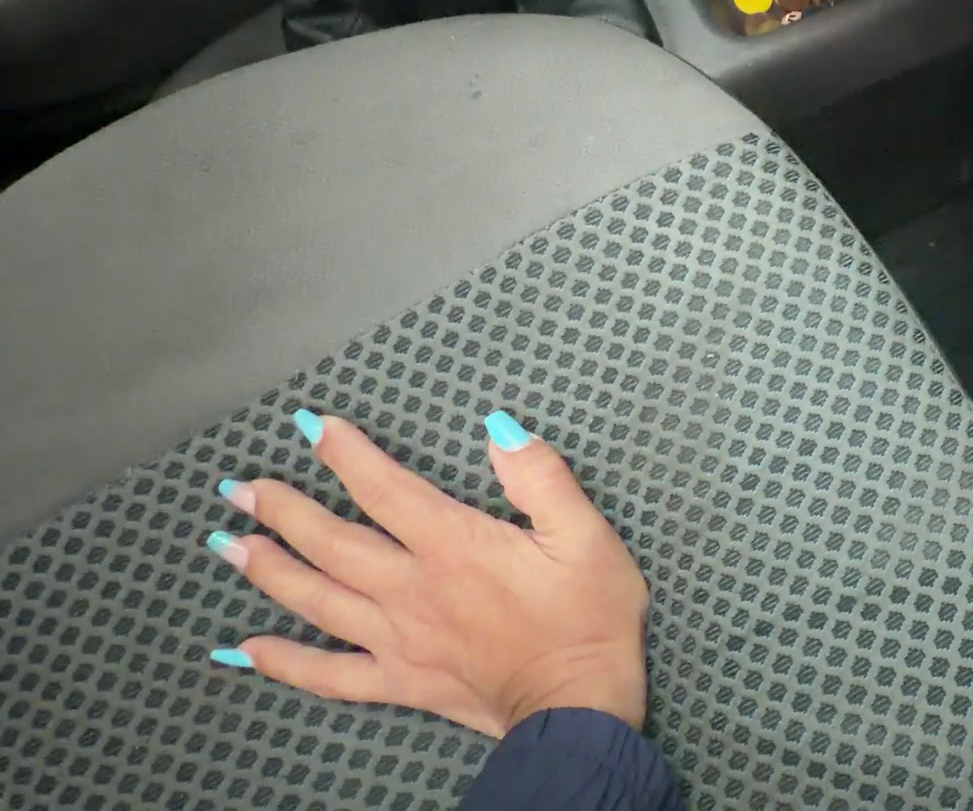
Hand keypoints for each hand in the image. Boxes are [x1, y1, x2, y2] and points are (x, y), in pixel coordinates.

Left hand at [204, 409, 650, 738]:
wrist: (578, 698)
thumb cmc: (589, 610)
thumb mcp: (586, 533)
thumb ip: (543, 480)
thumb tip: (501, 431)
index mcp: (456, 548)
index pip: (389, 492)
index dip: (350, 457)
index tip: (314, 428)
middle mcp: (412, 590)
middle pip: (336, 545)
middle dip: (287, 511)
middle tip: (244, 489)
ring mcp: (399, 640)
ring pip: (318, 601)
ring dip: (270, 571)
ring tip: (230, 545)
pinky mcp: (401, 682)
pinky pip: (328, 674)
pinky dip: (283, 662)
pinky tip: (245, 651)